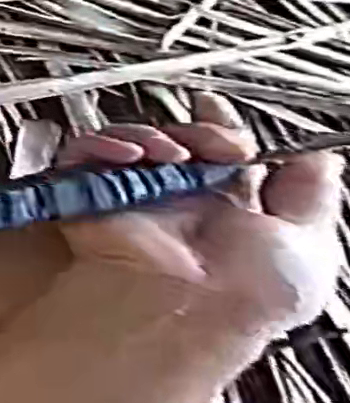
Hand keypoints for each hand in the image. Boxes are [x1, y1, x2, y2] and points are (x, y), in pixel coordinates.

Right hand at [57, 92, 342, 336]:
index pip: (217, 151)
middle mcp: (175, 190)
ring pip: (128, 137)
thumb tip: (320, 156)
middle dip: (197, 131)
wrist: (185, 298)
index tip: (214, 104)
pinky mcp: (87, 186)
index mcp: (225, 201)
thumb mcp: (309, 241)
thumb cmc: (251, 285)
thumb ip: (312, 196)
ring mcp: (128, 187)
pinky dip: (102, 143)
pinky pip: (82, 150)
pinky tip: (129, 153)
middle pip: (176, 137)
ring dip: (151, 135)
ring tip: (170, 153)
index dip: (217, 124)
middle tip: (214, 145)